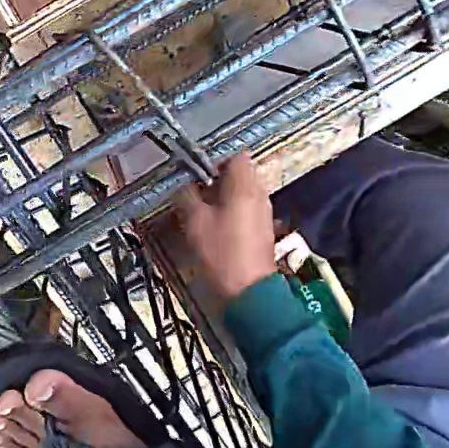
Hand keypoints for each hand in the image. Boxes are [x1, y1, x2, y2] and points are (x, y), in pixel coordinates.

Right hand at [176, 153, 277, 303]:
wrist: (249, 292)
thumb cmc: (220, 251)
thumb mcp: (195, 220)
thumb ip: (187, 195)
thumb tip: (184, 184)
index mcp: (244, 186)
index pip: (236, 155)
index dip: (215, 159)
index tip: (197, 172)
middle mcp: (259, 194)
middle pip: (240, 173)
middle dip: (217, 179)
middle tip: (196, 191)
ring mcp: (264, 212)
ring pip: (242, 192)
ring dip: (223, 196)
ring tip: (202, 210)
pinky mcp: (263, 229)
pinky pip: (246, 208)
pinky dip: (231, 211)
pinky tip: (215, 226)